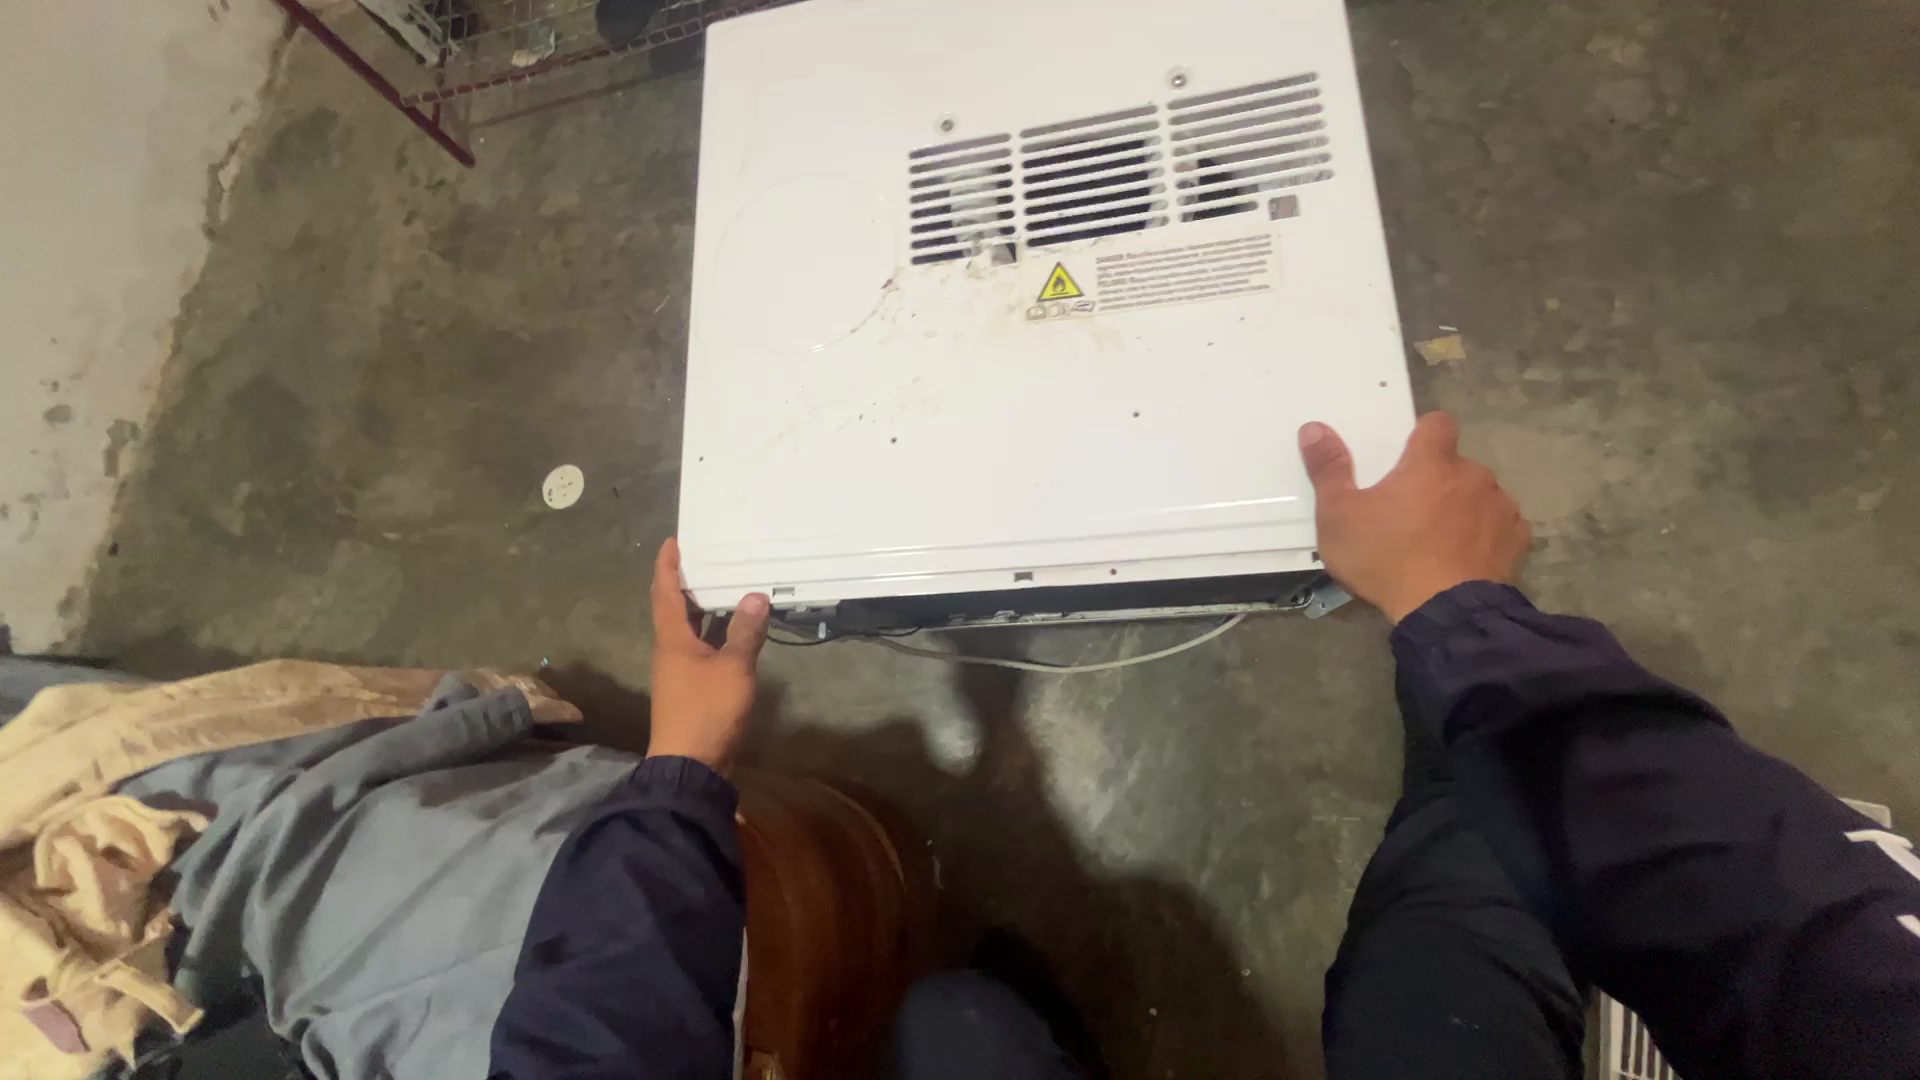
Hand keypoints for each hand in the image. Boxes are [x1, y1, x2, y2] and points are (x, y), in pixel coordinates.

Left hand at [646, 538, 771, 770]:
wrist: (691, 765)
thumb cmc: (707, 710)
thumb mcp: (733, 668)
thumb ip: (745, 632)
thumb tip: (755, 596)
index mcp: (672, 639)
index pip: (666, 592)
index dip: (667, 565)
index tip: (673, 541)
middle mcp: (671, 650)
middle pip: (676, 608)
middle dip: (688, 582)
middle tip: (710, 557)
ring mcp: (681, 671)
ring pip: (691, 629)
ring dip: (705, 607)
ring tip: (728, 584)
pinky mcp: (693, 688)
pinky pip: (703, 648)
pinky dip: (717, 632)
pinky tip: (738, 629)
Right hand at [1299, 412, 1530, 623]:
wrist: (1442, 611)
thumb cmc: (1385, 557)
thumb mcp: (1338, 516)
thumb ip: (1328, 470)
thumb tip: (1314, 428)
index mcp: (1430, 464)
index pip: (1437, 424)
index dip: (1422, 433)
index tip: (1405, 454)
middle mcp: (1473, 476)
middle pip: (1454, 465)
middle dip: (1434, 481)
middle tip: (1405, 511)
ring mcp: (1500, 508)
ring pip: (1477, 495)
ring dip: (1459, 507)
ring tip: (1433, 541)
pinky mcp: (1517, 540)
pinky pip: (1497, 526)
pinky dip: (1480, 536)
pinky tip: (1459, 558)